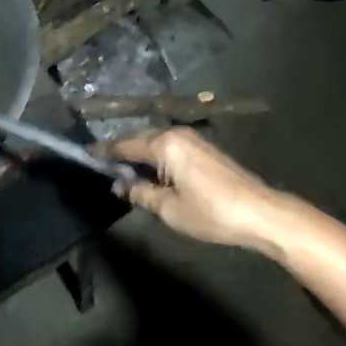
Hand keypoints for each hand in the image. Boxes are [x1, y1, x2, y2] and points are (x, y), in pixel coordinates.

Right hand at [102, 129, 287, 251]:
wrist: (259, 212)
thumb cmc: (211, 212)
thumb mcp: (169, 209)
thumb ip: (140, 194)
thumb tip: (119, 185)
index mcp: (164, 144)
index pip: (125, 144)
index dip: (104, 150)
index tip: (85, 153)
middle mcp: (175, 133)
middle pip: (139, 138)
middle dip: (120, 150)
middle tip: (101, 163)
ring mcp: (192, 138)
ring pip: (155, 141)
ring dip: (138, 153)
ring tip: (123, 169)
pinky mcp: (203, 148)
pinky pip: (169, 145)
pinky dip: (154, 155)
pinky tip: (151, 171)